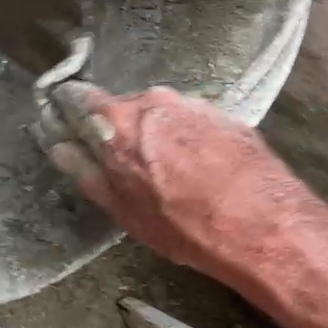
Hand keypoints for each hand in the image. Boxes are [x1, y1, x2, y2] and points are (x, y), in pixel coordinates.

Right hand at [46, 86, 306, 277]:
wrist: (270, 231)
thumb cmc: (184, 226)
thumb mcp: (122, 208)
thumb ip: (84, 170)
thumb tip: (58, 144)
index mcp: (115, 120)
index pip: (75, 96)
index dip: (67, 111)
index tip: (69, 129)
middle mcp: (151, 100)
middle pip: (120, 106)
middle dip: (117, 129)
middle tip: (127, 165)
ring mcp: (191, 104)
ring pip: (158, 114)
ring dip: (155, 134)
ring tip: (171, 172)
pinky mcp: (225, 115)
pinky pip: (191, 122)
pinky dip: (188, 140)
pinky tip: (202, 171)